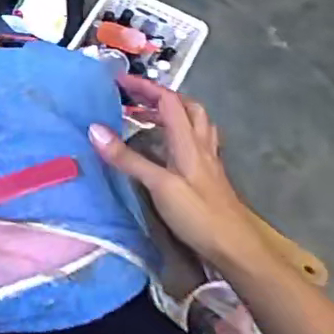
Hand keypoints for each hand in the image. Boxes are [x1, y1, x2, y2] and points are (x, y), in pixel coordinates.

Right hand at [89, 75, 267, 274]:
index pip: (168, 101)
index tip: (119, 81)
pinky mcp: (208, 178)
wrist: (238, 252)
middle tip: (135, 99)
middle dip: (160, 96)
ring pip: (195, 125)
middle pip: (187, 108)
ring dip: (172, 113)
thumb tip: (94, 129)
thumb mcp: (158, 185)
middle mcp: (201, 146)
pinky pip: (194, 144)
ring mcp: (208, 162)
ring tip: (148, 117)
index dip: (144, 87)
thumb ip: (127, 158)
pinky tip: (165, 149)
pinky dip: (177, 135)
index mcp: (188, 142)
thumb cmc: (200, 216)